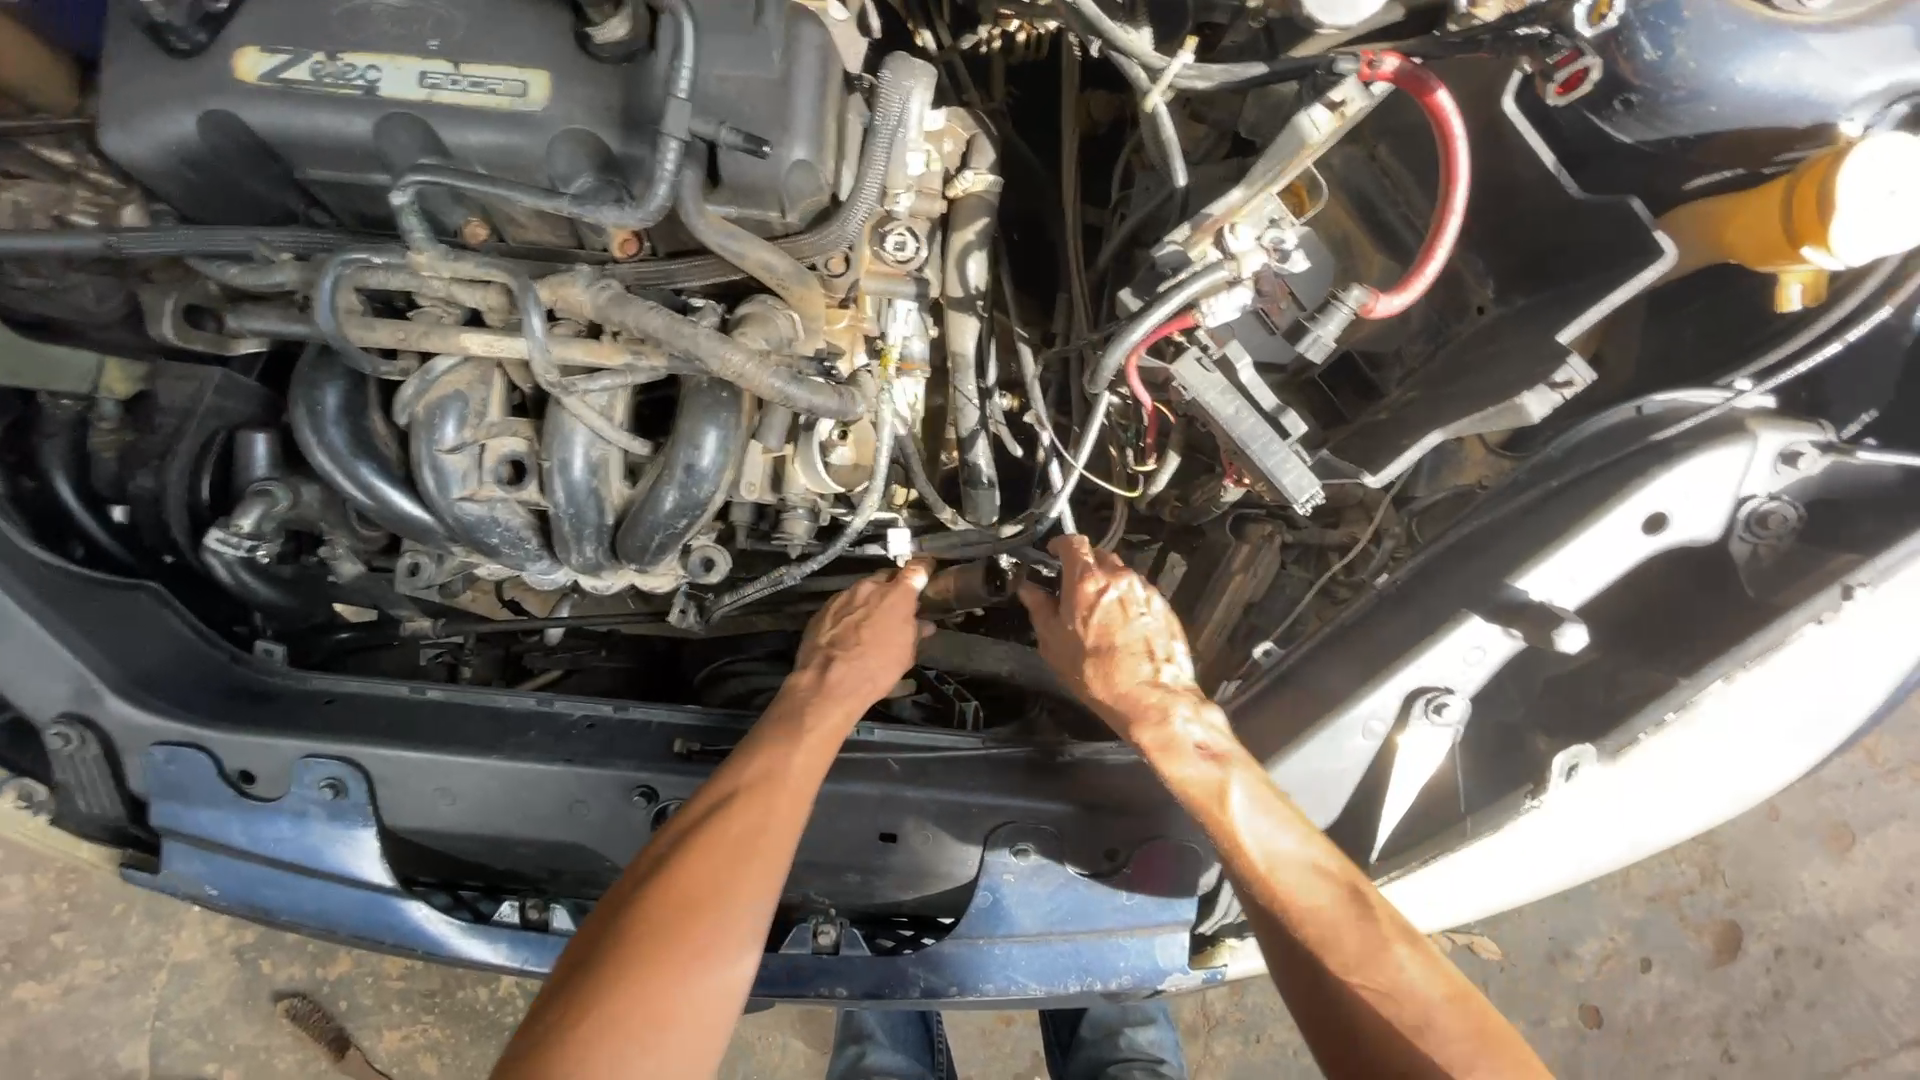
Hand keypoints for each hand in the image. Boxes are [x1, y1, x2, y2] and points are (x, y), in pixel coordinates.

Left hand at [786, 558, 934, 718]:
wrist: (826, 683)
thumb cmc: (875, 669)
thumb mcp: (906, 655)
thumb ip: (915, 633)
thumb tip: (923, 624)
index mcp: (897, 595)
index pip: (916, 569)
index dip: (924, 569)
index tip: (927, 570)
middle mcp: (870, 587)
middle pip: (887, 578)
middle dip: (894, 588)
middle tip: (899, 605)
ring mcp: (844, 595)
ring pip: (864, 590)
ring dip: (871, 599)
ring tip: (873, 619)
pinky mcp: (824, 608)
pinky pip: (845, 603)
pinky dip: (852, 611)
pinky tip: (851, 629)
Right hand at [1018, 535, 1219, 744]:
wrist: (1150, 698)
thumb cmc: (1093, 672)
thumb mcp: (1053, 643)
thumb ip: (1040, 608)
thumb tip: (1028, 588)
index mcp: (1086, 580)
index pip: (1074, 542)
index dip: (1061, 544)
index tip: (1053, 553)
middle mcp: (1119, 576)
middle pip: (1100, 556)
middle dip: (1085, 566)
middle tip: (1074, 589)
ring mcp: (1145, 590)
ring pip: (1122, 575)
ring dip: (1108, 585)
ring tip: (1100, 613)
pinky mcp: (1165, 606)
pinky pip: (1140, 593)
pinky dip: (1128, 601)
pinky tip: (1124, 627)